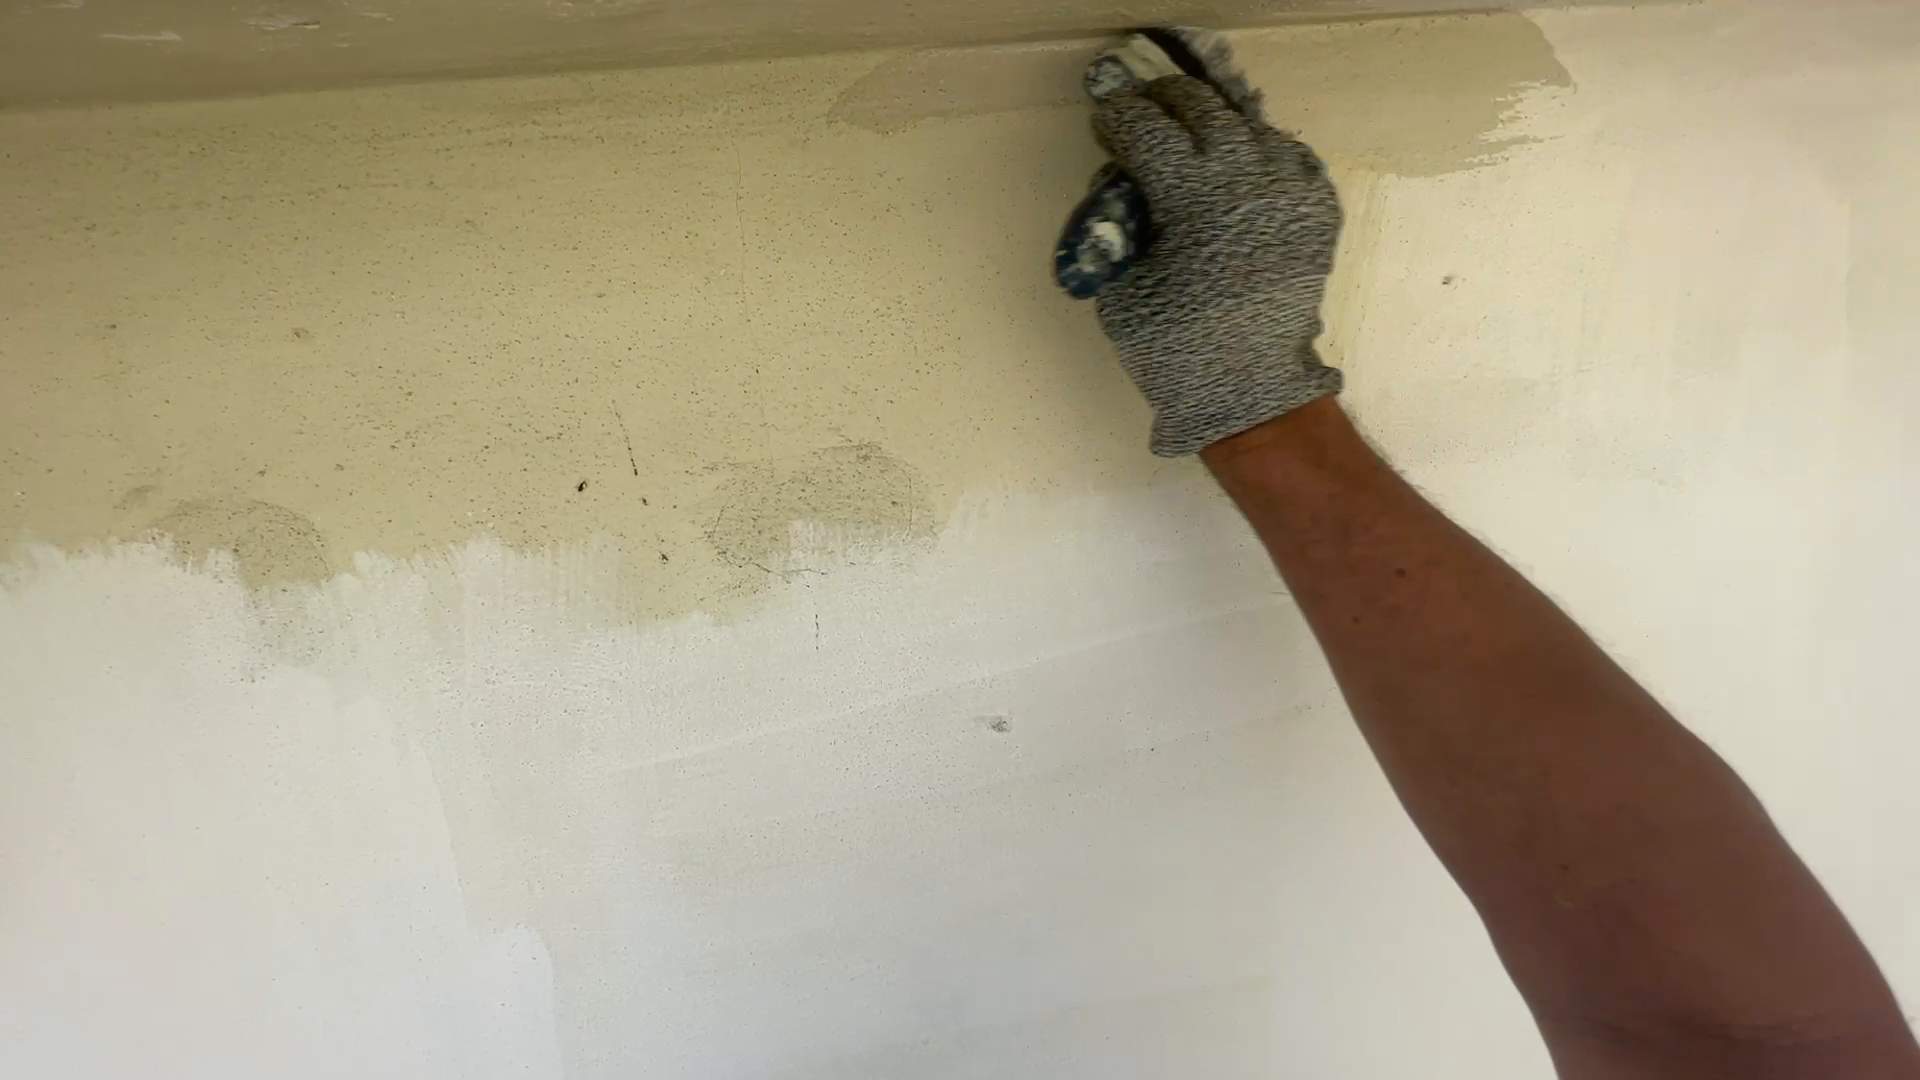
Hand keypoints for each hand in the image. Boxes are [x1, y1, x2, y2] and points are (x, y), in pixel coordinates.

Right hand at [1091, 75, 1344, 456]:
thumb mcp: (1120, 293)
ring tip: (1190, 131)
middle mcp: (1247, 179)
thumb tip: (1122, 186)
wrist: (1246, 391)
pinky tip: (1237, 162)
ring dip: (1213, 122)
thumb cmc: (1172, 349)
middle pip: (1203, 111)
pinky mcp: (1316, 211)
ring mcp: (1290, 191)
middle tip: (1143, 106)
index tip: (1105, 114)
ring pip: (1250, 125)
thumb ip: (1116, 231)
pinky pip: (1287, 156)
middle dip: (1166, 101)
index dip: (1121, 118)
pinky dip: (1257, 149)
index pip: (1149, 133)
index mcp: (1193, 200)